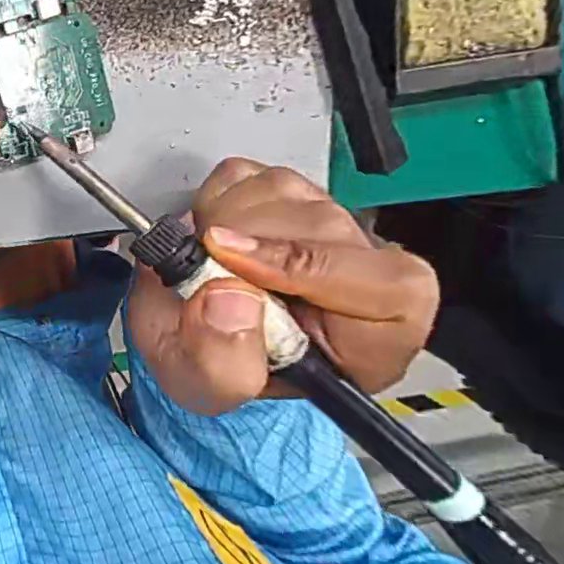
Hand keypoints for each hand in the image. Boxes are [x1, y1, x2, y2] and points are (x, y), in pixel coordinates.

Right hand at [126, 158, 438, 414]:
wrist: (179, 335)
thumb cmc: (210, 365)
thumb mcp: (206, 387)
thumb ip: (222, 362)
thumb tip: (229, 298)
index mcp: (374, 336)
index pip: (384, 286)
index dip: (303, 264)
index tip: (231, 260)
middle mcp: (362, 273)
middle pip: (321, 227)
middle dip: (243, 243)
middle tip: (201, 273)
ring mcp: (324, 224)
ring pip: (282, 192)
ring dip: (221, 221)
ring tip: (204, 261)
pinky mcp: (283, 194)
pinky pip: (246, 176)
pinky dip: (211, 201)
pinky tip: (207, 236)